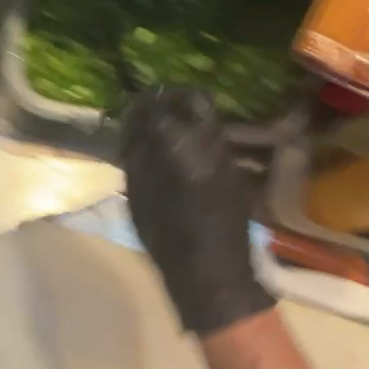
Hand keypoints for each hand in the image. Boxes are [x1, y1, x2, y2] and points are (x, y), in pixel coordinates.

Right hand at [121, 86, 273, 335]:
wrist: (211, 271)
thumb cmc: (165, 237)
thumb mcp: (137, 195)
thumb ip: (135, 155)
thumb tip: (131, 125)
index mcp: (181, 146)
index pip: (160, 105)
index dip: (143, 102)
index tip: (132, 104)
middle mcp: (211, 142)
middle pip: (196, 100)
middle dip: (174, 97)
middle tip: (154, 106)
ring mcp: (229, 156)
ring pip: (208, 120)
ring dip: (186, 118)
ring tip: (162, 133)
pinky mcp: (237, 171)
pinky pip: (215, 142)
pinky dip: (196, 140)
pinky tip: (180, 158)